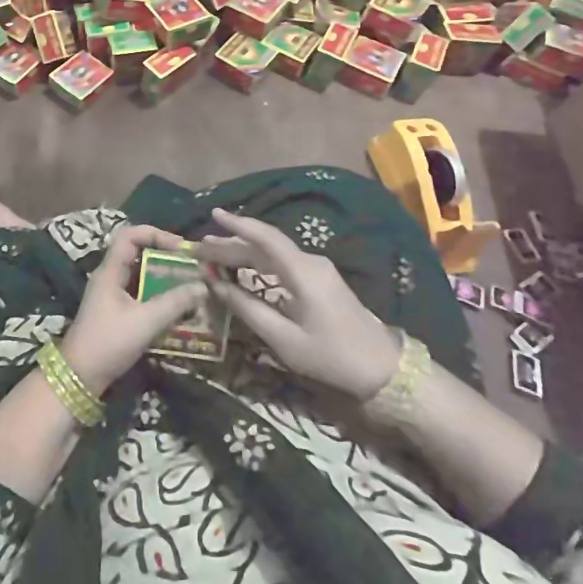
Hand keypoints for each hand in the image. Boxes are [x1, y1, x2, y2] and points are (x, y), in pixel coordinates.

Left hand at [59, 225, 206, 391]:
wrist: (79, 377)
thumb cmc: (108, 342)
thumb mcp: (145, 321)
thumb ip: (175, 303)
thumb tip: (203, 286)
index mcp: (110, 271)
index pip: (130, 236)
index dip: (155, 234)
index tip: (180, 247)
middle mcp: (110, 277)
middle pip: (138, 253)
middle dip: (166, 257)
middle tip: (192, 266)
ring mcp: (112, 295)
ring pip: (141, 275)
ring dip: (165, 278)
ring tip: (190, 285)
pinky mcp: (117, 312)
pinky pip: (141, 294)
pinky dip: (159, 295)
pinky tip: (178, 307)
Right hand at [196, 208, 401, 400]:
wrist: (382, 369)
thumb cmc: (331, 356)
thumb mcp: (284, 339)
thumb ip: (248, 309)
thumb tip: (216, 285)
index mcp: (303, 273)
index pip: (265, 238)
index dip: (237, 224)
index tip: (212, 214)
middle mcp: (310, 263)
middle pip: (265, 245)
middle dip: (231, 244)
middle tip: (200, 249)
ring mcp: (318, 270)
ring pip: (273, 253)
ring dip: (243, 253)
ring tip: (213, 255)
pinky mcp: (320, 280)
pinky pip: (283, 263)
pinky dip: (258, 262)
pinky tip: (242, 267)